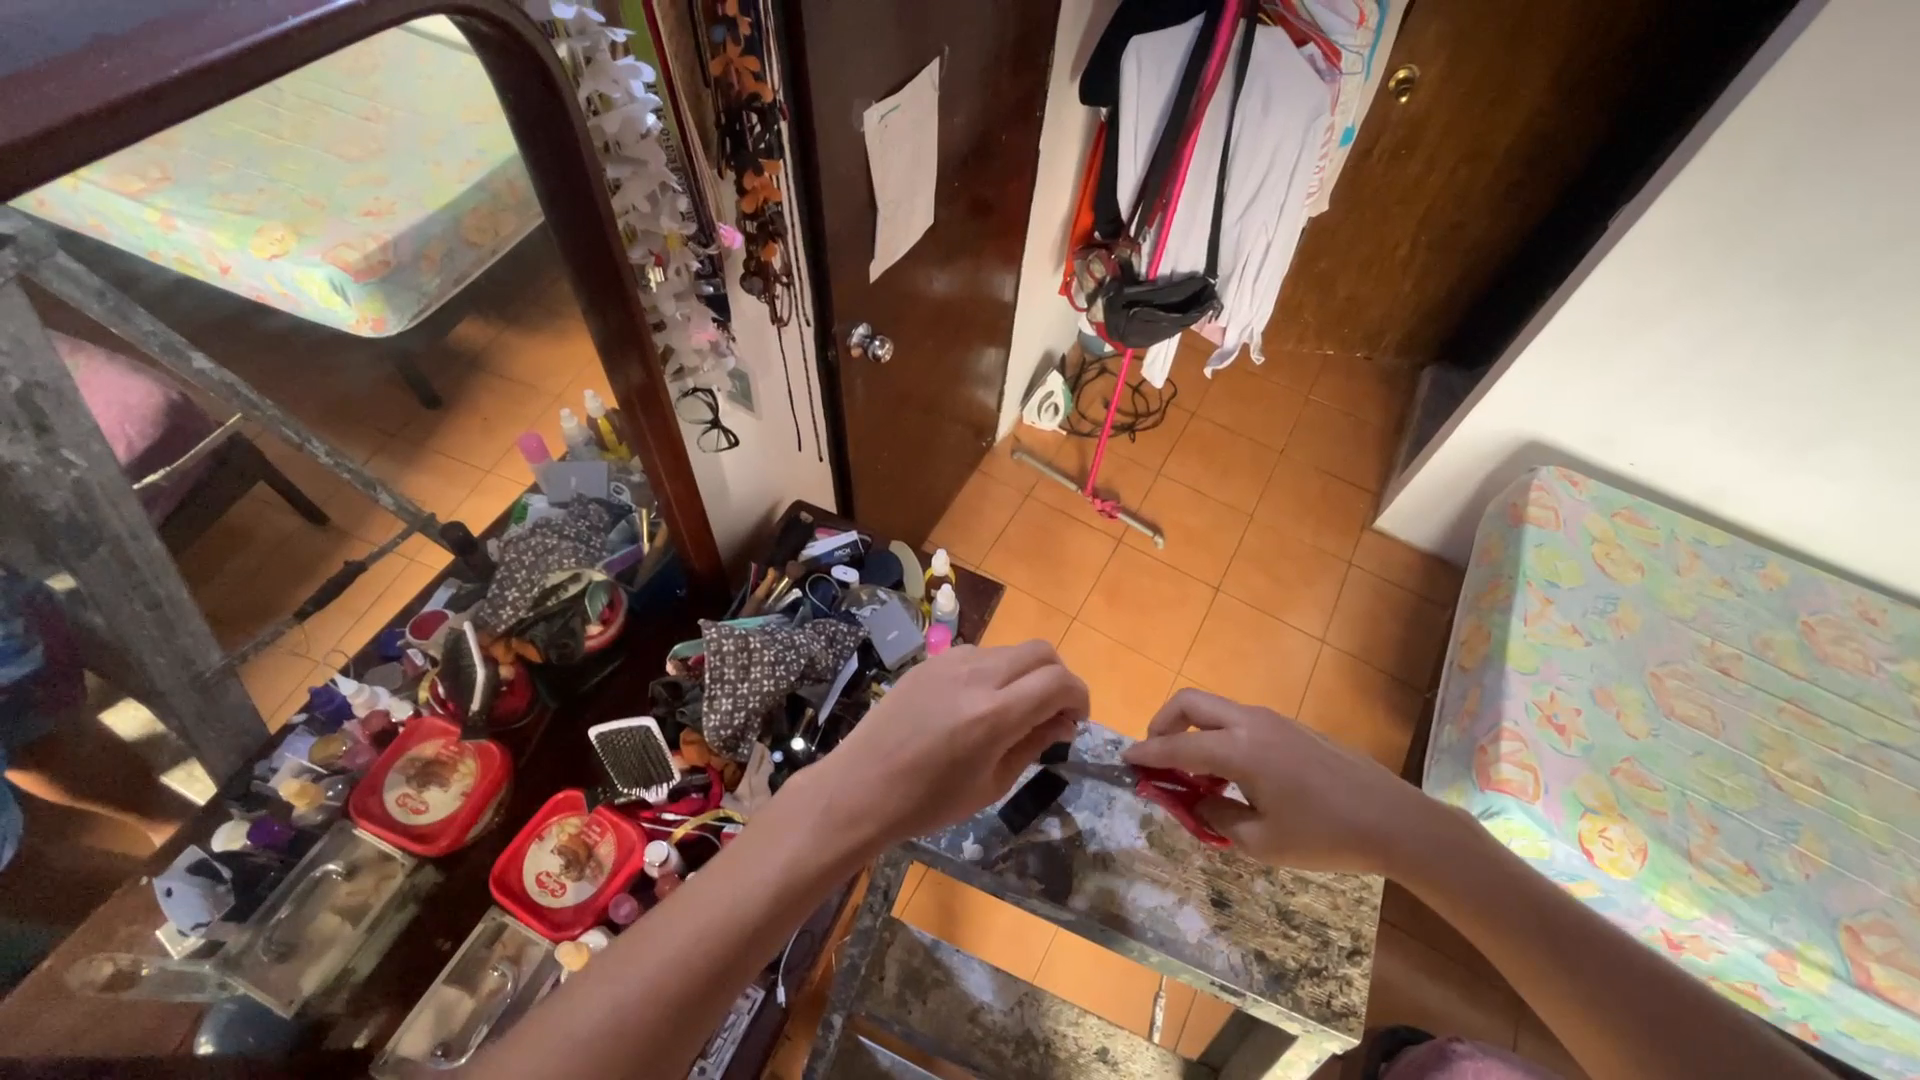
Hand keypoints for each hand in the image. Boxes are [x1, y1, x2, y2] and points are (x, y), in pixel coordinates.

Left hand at [806, 642, 1087, 846]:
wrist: (861, 787)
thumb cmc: (929, 802)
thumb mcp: (993, 784)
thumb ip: (1034, 743)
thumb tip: (1064, 720)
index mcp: (995, 714)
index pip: (1060, 681)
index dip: (1079, 697)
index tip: (1075, 721)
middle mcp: (976, 675)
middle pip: (1041, 651)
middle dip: (1058, 678)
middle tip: (1052, 713)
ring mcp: (949, 662)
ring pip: (1009, 650)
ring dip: (1025, 674)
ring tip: (1012, 711)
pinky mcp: (930, 661)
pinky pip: (978, 654)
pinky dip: (994, 672)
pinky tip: (977, 704)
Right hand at [1123, 688, 1436, 874]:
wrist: (1395, 821)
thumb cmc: (1324, 836)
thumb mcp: (1260, 842)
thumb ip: (1215, 817)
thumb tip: (1194, 800)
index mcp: (1239, 751)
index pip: (1175, 747)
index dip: (1145, 753)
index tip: (1124, 759)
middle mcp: (1250, 724)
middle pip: (1189, 702)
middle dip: (1162, 723)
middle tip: (1156, 756)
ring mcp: (1273, 720)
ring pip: (1215, 710)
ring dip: (1193, 731)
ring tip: (1196, 775)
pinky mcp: (1291, 727)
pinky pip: (1239, 721)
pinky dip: (1219, 737)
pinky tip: (1233, 776)